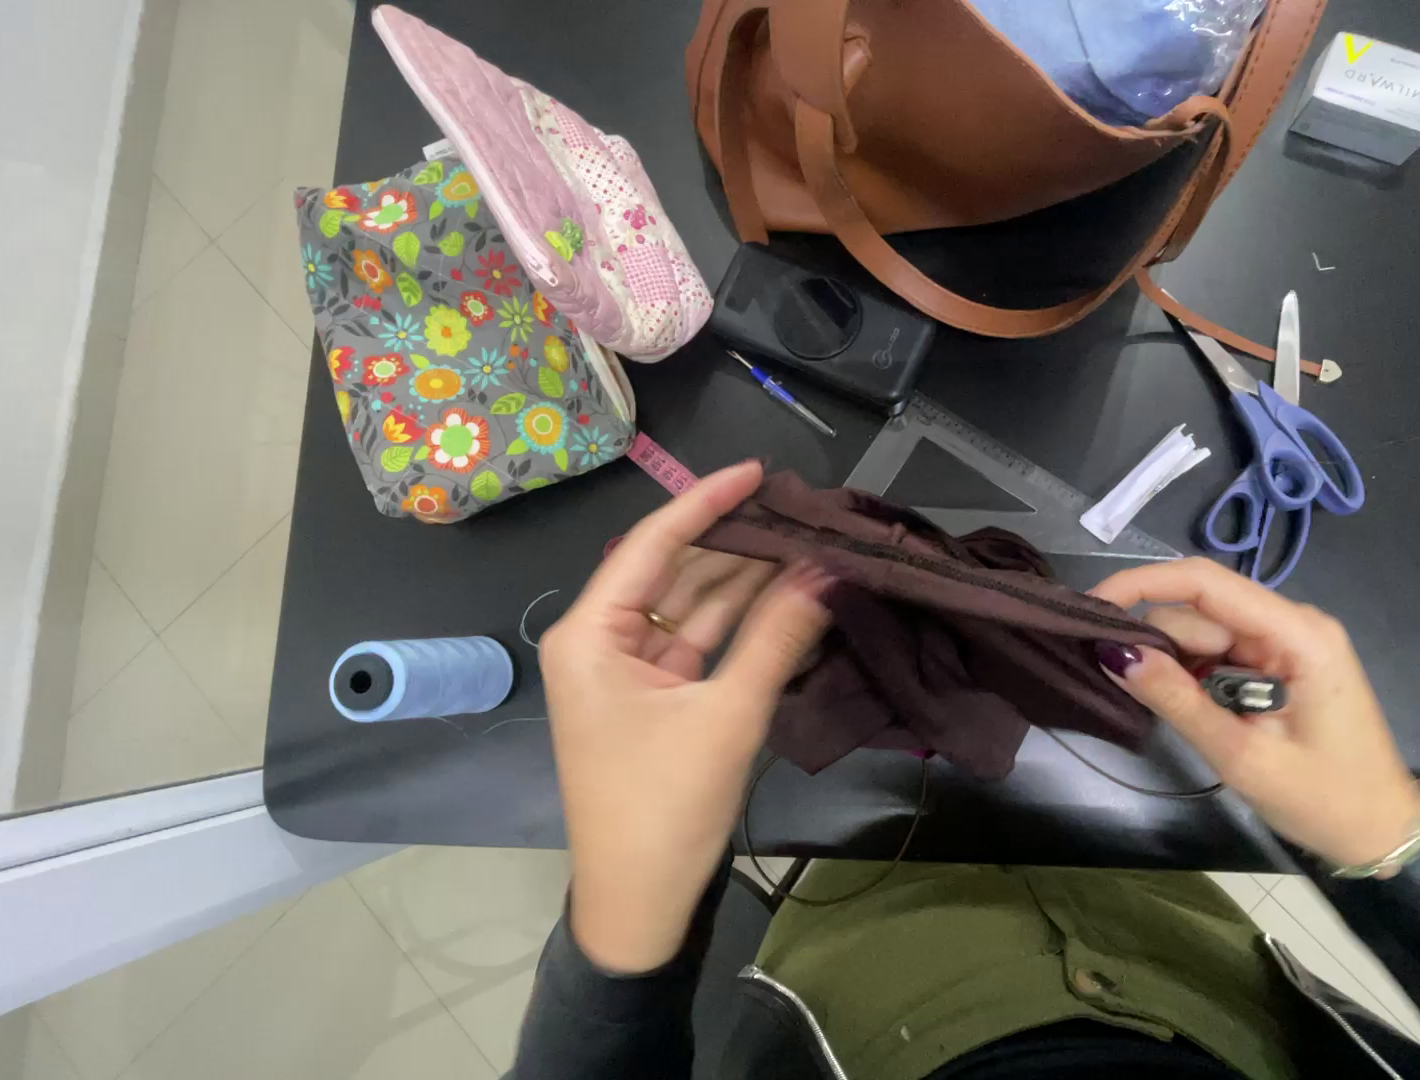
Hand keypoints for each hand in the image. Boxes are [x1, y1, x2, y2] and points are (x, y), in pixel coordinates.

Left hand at [539, 461, 831, 970]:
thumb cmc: (667, 807)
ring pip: (691, 604)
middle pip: (674, 570)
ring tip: (802, 545)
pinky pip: (700, 640)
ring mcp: (630, 667)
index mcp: (592, 634)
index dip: (706, 502)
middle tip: (796, 511)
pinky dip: (740, 622)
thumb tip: (827, 570)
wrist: (642, 903)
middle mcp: (603, 639)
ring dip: (744, 581)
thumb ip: (778, 636)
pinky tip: (785, 594)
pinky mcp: (657, 693)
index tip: (757, 471)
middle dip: (734, 542)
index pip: (652, 545)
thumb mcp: (726, 715)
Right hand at [1090, 558, 1419, 871]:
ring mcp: (1279, 639)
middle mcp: (1287, 622)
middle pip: (1196, 608)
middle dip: (1160, 645)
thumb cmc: (1324, 799)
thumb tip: (1113, 653)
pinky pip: (1211, 648)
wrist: (1381, 833)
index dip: (1140, 584)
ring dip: (1175, 664)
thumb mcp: (1242, 755)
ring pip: (1198, 628)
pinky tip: (1194, 705)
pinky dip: (1189, 672)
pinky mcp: (1269, 659)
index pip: (1204, 582)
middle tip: (1151, 698)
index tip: (1092, 607)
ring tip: (1190, 715)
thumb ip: (1176, 700)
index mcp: (1296, 634)